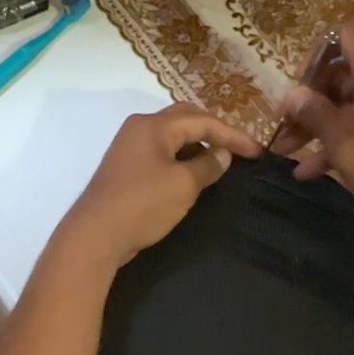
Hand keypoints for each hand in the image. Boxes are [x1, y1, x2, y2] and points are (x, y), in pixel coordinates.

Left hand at [60, 103, 261, 266]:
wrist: (96, 234)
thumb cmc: (142, 206)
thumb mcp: (183, 186)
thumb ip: (207, 166)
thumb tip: (222, 154)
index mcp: (154, 125)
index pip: (203, 120)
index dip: (233, 135)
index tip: (257, 151)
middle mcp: (140, 128)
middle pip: (185, 119)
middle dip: (214, 131)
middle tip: (239, 148)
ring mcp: (130, 147)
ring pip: (172, 136)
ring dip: (198, 144)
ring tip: (220, 160)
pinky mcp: (126, 168)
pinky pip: (161, 153)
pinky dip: (182, 157)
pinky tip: (193, 173)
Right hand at [271, 19, 353, 234]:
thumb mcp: (343, 144)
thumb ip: (315, 115)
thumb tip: (293, 95)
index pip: (347, 34)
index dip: (317, 52)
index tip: (298, 85)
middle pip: (342, 74)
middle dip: (309, 100)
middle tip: (283, 127)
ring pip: (348, 106)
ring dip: (317, 127)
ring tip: (285, 152)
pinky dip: (338, 142)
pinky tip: (308, 172)